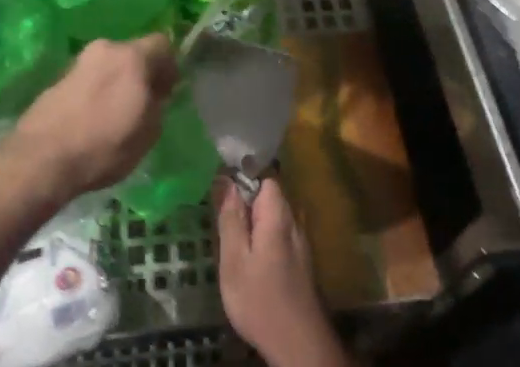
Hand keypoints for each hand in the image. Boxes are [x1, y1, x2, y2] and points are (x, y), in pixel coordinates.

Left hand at [2, 35, 176, 200]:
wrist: (41, 160)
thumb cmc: (104, 145)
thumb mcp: (149, 132)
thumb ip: (157, 104)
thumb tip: (153, 94)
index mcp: (132, 56)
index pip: (163, 43)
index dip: (170, 66)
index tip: (166, 92)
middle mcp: (104, 49)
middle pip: (132, 53)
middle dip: (140, 74)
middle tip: (142, 104)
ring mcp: (77, 63)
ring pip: (108, 66)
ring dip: (115, 83)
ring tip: (114, 115)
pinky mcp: (56, 81)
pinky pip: (88, 80)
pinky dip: (95, 93)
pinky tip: (91, 120)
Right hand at [215, 177, 349, 366]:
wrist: (298, 342)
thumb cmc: (260, 299)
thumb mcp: (234, 258)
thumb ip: (230, 217)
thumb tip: (224, 178)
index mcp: (278, 214)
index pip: (264, 176)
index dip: (242, 176)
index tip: (218, 187)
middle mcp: (295, 220)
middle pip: (269, 195)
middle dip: (244, 200)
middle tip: (218, 217)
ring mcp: (301, 240)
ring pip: (273, 216)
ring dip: (252, 221)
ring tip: (229, 236)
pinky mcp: (300, 259)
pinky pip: (278, 233)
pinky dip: (262, 237)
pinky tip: (248, 256)